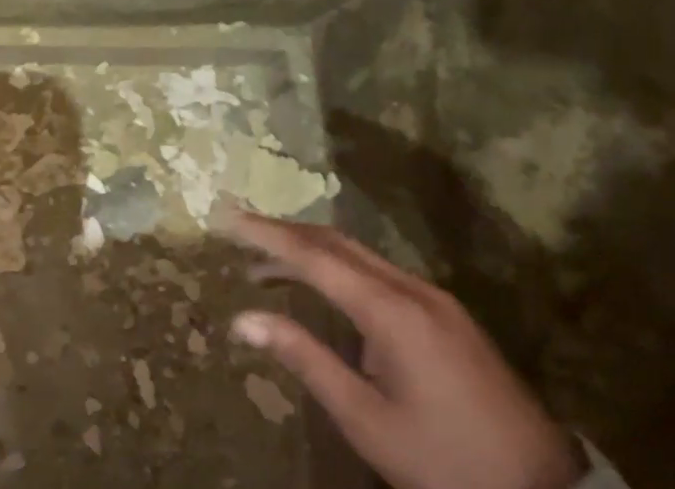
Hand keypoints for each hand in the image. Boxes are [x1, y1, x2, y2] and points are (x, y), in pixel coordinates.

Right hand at [226, 211, 583, 488]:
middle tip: (238, 227)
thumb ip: (305, 359)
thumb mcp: (365, 418)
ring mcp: (437, 301)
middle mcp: (415, 291)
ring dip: (311, 250)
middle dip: (285, 232)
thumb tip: (243, 318)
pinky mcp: (448, 317)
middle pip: (338, 243)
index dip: (266, 235)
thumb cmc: (443, 458)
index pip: (315, 257)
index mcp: (392, 312)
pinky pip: (380, 273)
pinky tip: (321, 285)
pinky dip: (339, 267)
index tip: (227, 216)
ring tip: (264, 261)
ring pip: (360, 255)